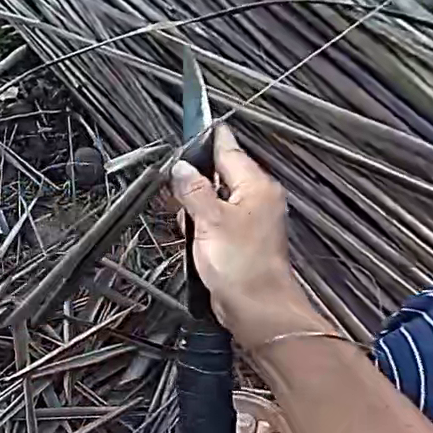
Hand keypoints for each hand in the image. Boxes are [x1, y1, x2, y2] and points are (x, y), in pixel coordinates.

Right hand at [169, 125, 329, 347]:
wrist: (256, 308)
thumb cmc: (242, 265)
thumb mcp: (209, 220)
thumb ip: (193, 191)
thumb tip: (180, 169)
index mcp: (256, 187)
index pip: (230, 152)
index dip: (210, 140)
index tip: (200, 124)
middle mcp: (257, 200)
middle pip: (220, 175)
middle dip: (195, 179)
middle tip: (175, 184)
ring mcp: (250, 221)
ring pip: (215, 200)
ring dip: (196, 205)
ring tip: (185, 218)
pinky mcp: (240, 241)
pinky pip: (215, 221)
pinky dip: (201, 224)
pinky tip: (192, 236)